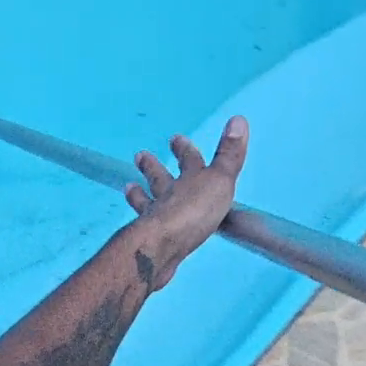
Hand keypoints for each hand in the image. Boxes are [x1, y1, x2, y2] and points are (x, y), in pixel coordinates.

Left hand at [123, 116, 247, 289]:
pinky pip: (144, 229)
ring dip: (138, 195)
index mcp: (189, 180)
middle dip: (152, 167)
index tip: (174, 138)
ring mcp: (155, 219)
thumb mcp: (220, 180)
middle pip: (160, 179)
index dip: (184, 149)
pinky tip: (136, 228)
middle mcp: (169, 197)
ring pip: (146, 203)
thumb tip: (237, 119)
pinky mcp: (149, 242)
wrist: (163, 245)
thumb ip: (229, 155)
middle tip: (139, 156)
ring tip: (128, 187)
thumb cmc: (193, 211)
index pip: (188, 161)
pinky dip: (140, 225)